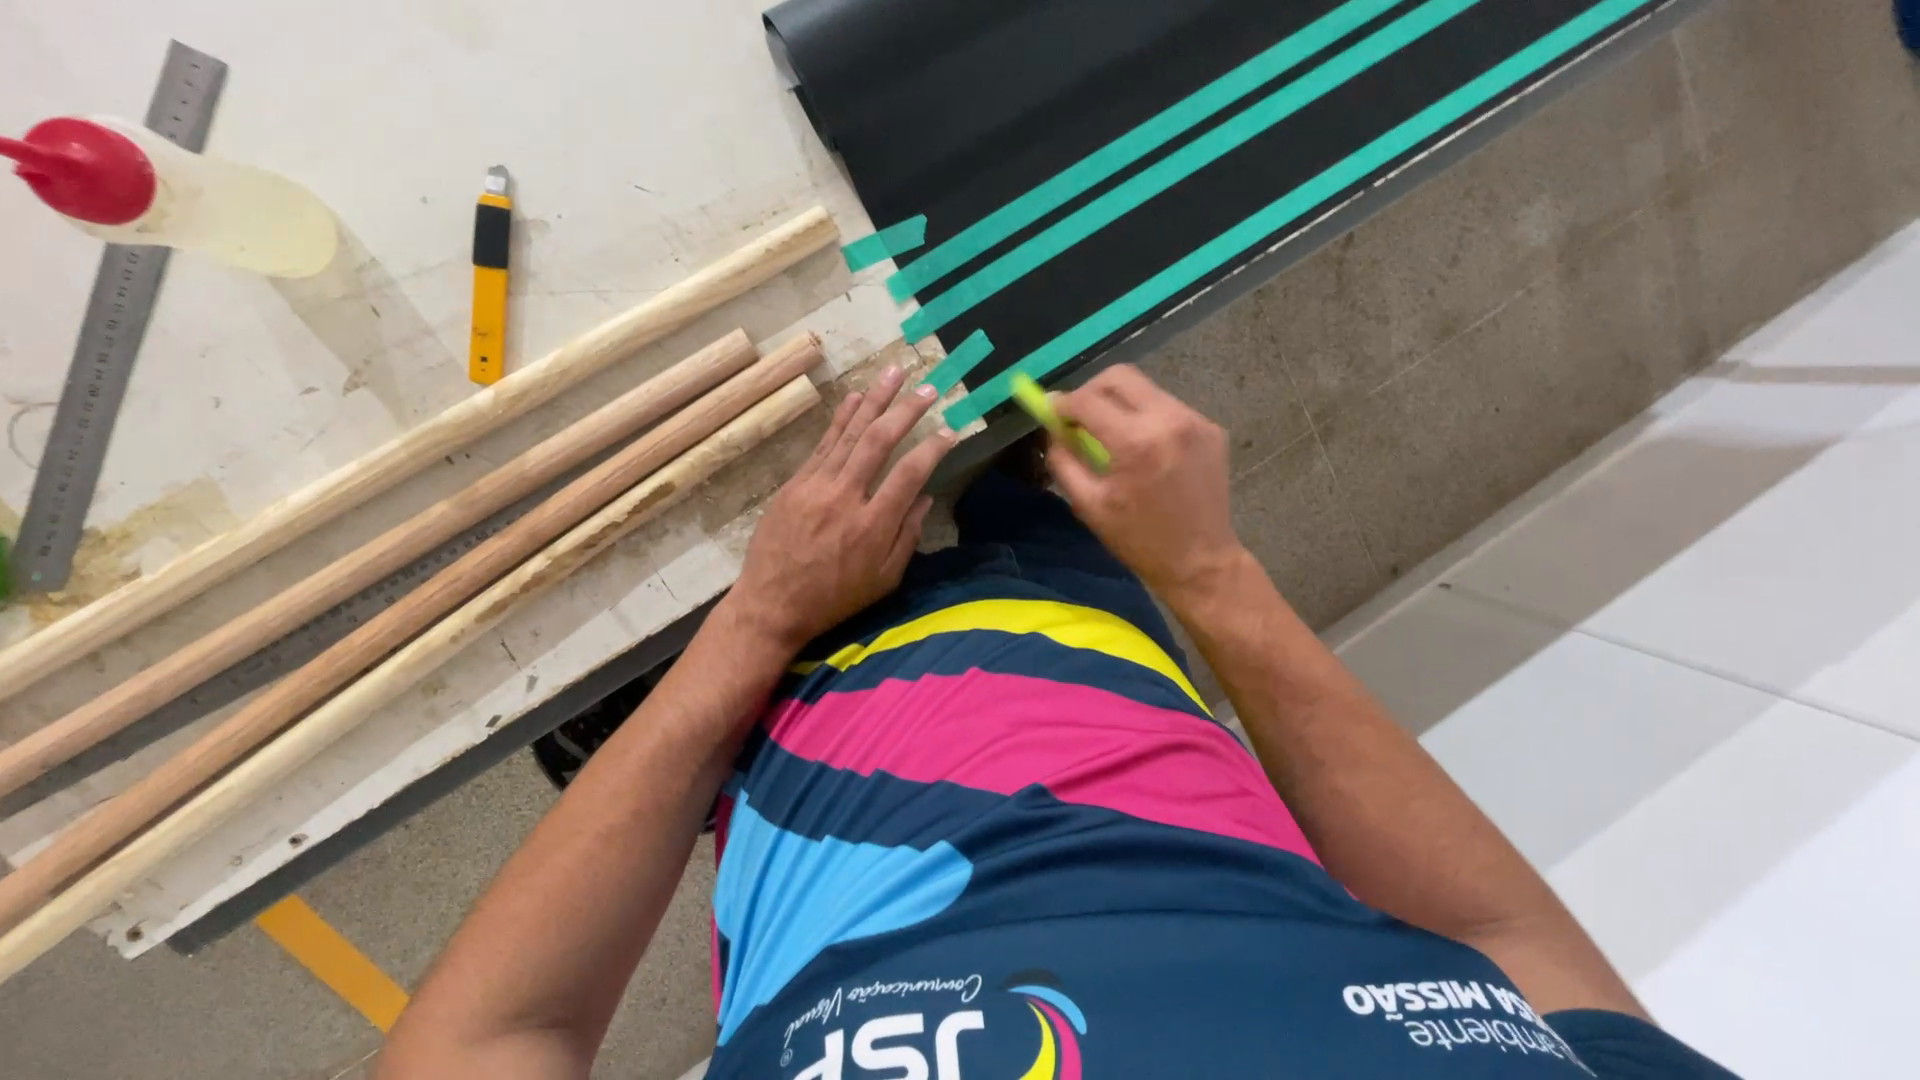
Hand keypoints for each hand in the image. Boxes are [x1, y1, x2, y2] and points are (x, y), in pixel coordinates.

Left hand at [725, 365, 954, 652]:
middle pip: (880, 441)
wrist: (771, 604)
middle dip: (906, 411)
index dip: (933, 449)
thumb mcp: (883, 580)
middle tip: (928, 388)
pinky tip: (857, 397)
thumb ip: (907, 537)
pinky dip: (841, 418)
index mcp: (873, 525)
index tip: (950, 431)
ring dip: (875, 400)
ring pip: (850, 434)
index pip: (910, 473)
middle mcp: (846, 497)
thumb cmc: (834, 598)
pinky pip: (823, 443)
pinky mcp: (795, 483)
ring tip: (895, 372)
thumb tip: (925, 497)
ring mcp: (816, 486)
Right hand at [1046, 365, 1247, 598]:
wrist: (1201, 561)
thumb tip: (1052, 429)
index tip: (1050, 410)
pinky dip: (1147, 419)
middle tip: (1078, 416)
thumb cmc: (1139, 539)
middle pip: (1119, 377)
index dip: (1062, 403)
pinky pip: (1168, 408)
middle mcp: (1169, 419)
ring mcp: (1195, 421)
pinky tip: (1144, 449)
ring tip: (1111, 435)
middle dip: (1091, 391)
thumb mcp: (1088, 505)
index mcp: (1136, 442)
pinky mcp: (1211, 428)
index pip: (1088, 400)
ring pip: (1145, 389)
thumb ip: (1063, 460)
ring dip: (1120, 404)